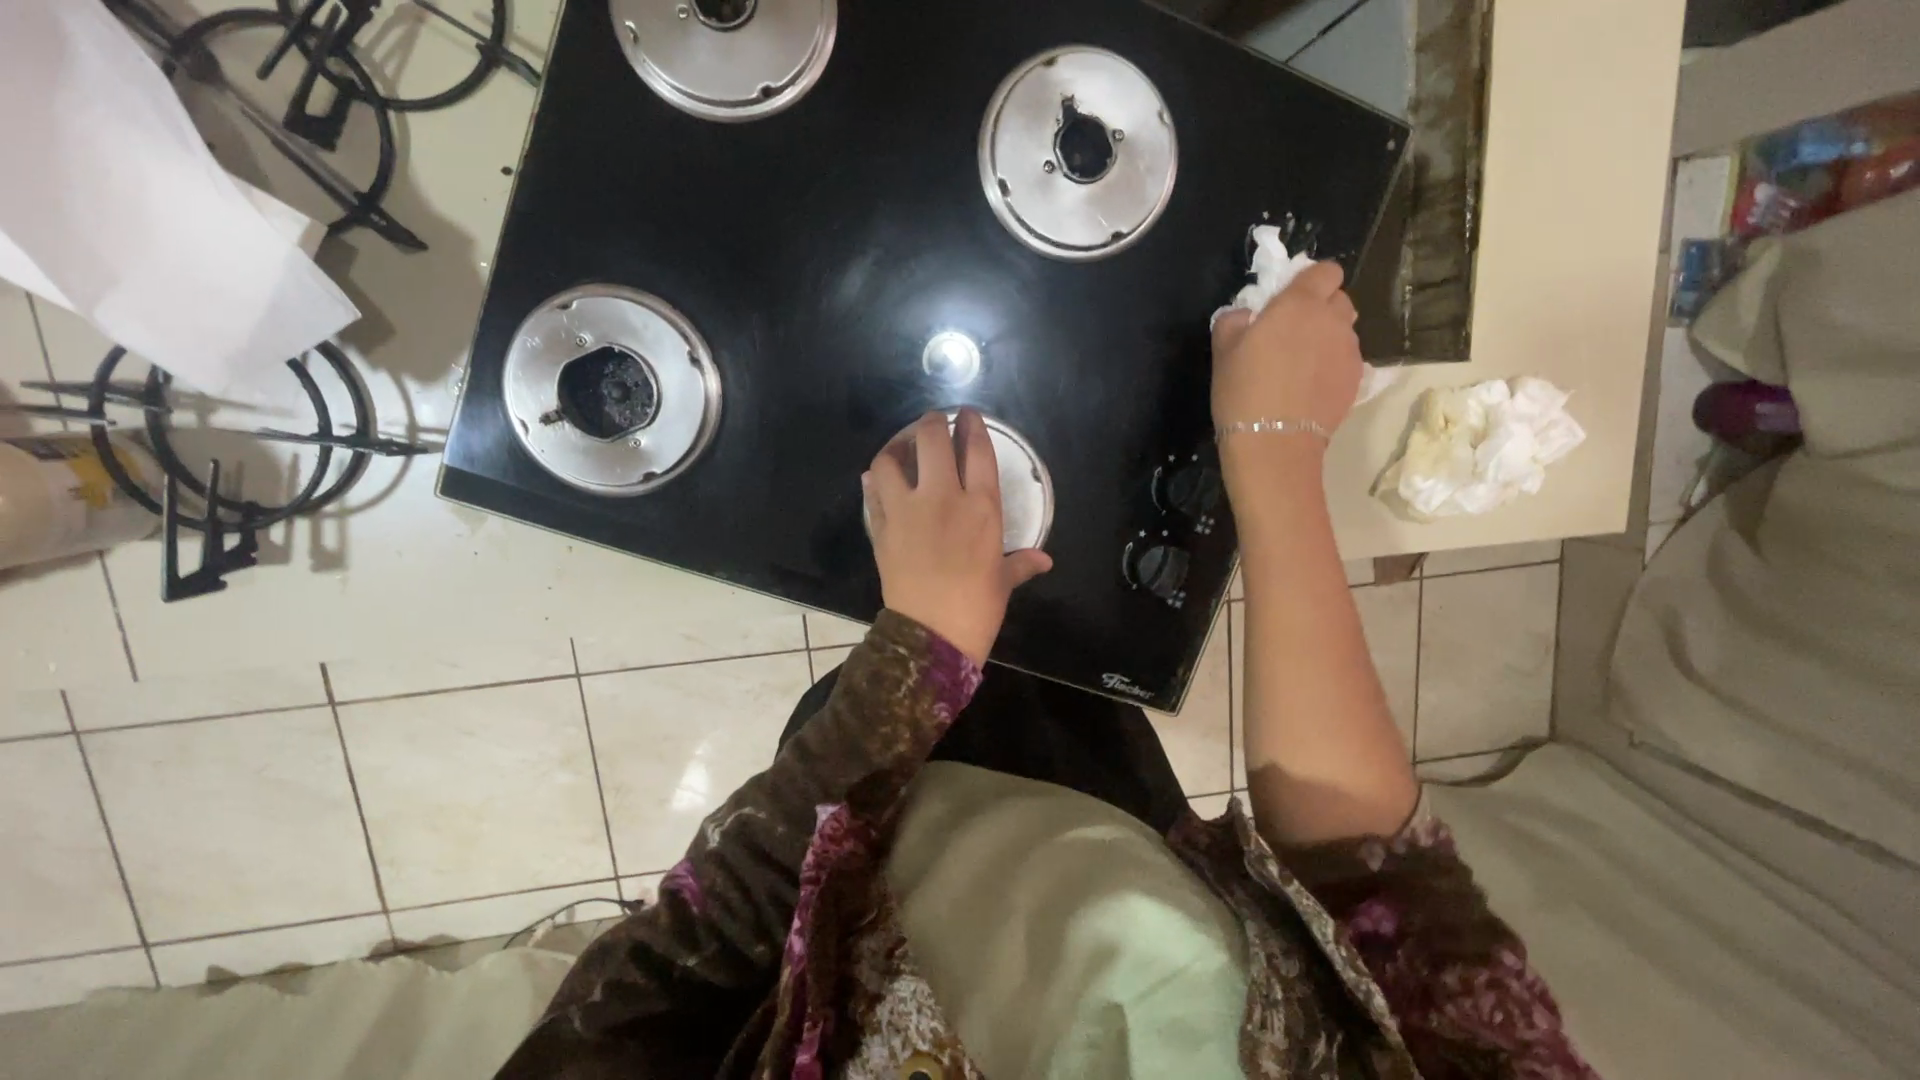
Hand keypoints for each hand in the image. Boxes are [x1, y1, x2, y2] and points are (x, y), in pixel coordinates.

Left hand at [864, 409, 1052, 663]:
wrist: (931, 635)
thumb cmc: (977, 609)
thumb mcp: (1003, 582)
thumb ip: (1021, 563)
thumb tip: (1044, 561)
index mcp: (981, 507)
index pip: (977, 450)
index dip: (972, 425)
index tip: (967, 415)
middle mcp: (943, 497)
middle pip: (932, 439)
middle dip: (932, 423)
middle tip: (934, 423)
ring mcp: (906, 510)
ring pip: (891, 459)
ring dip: (896, 447)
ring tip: (903, 449)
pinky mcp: (881, 528)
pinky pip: (873, 492)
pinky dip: (875, 481)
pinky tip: (880, 479)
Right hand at [1210, 261, 1362, 439]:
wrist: (1274, 442)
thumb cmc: (1243, 391)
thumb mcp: (1222, 350)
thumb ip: (1234, 320)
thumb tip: (1246, 316)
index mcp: (1300, 303)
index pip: (1325, 271)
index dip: (1310, 281)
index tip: (1290, 300)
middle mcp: (1332, 320)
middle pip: (1339, 298)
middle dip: (1321, 307)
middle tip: (1294, 333)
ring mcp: (1349, 350)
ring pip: (1344, 330)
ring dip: (1327, 337)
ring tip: (1301, 365)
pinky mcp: (1356, 378)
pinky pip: (1346, 359)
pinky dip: (1332, 365)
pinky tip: (1310, 387)